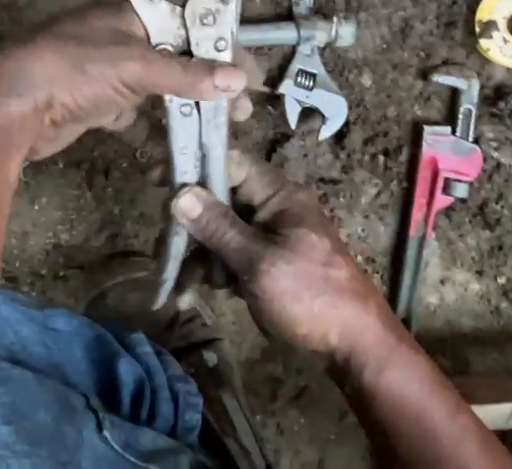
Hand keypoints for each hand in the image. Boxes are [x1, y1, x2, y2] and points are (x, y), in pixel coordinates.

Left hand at [0, 4, 254, 160]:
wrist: (11, 108)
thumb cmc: (72, 70)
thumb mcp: (134, 67)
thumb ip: (187, 74)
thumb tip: (238, 81)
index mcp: (133, 12)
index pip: (191, 22)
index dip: (223, 46)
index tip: (250, 75)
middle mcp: (125, 37)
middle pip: (180, 56)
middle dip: (211, 82)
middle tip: (243, 109)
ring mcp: (112, 72)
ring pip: (162, 88)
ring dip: (190, 107)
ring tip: (221, 128)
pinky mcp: (101, 104)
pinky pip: (140, 114)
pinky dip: (159, 129)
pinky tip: (180, 146)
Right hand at [172, 151, 403, 370]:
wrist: (354, 347)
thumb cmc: (310, 295)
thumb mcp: (258, 262)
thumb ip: (218, 227)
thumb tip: (180, 193)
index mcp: (278, 195)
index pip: (230, 164)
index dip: (194, 168)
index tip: (157, 180)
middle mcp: (273, 208)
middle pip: (220, 200)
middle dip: (191, 226)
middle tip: (165, 252)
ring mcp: (270, 237)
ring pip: (221, 232)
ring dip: (199, 256)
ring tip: (184, 289)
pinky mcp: (267, 263)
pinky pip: (231, 256)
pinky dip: (213, 271)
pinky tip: (194, 295)